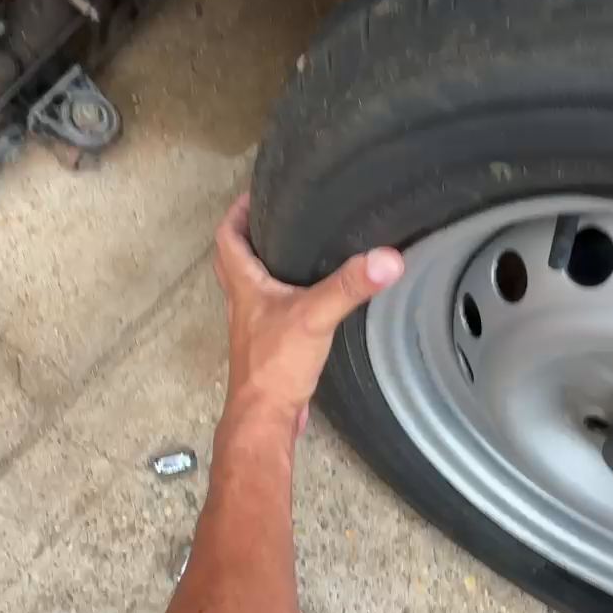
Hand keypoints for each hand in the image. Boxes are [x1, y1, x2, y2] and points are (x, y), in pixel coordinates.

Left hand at [211, 194, 402, 438]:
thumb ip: (348, 286)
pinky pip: (269, 315)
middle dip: (247, 236)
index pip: (227, 237)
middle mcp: (243, 305)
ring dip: (262, 268)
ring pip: (250, 288)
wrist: (265, 418)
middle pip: (233, 261)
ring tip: (290, 252)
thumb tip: (386, 259)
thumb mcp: (314, 317)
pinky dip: (281, 300)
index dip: (236, 212)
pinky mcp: (268, 348)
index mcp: (244, 287)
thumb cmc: (274, 368)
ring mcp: (253, 328)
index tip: (254, 194)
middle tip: (269, 219)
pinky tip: (306, 302)